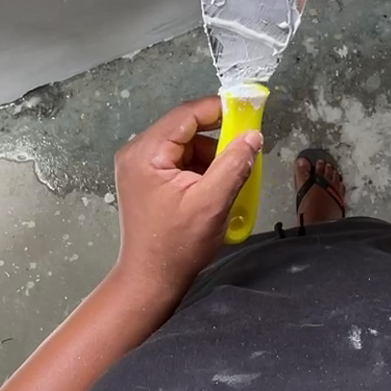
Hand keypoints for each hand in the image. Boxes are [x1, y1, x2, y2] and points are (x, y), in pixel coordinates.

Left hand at [110, 97, 261, 298]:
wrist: (151, 281)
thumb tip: (253, 135)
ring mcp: (139, 166)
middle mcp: (137, 152)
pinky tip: (213, 188)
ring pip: (186, 144)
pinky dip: (200, 168)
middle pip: (186, 128)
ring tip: (228, 180)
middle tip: (245, 149)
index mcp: (146, 153)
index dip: (219, 109)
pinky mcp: (146, 179)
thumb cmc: (178, 245)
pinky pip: (180, 160)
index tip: (249, 111)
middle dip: (218, 138)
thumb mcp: (212, 203)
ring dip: (211, 156)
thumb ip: (234, 164)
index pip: (186, 115)